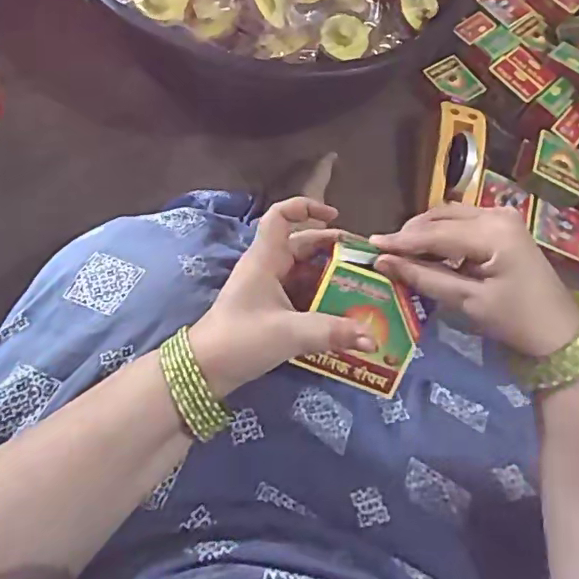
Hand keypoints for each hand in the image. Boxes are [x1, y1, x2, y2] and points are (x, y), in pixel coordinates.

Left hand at [188, 197, 375, 395]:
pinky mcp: (269, 308)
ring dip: (329, 272)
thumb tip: (373, 337)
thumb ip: (332, 332)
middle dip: (332, 245)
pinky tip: (342, 308)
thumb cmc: (240, 339)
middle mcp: (267, 267)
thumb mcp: (289, 333)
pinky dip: (321, 294)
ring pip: (304, 269)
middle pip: (302, 243)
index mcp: (265, 258)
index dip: (307, 207)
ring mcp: (267, 288)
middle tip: (363, 257)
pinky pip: (301, 291)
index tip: (335, 215)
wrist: (204, 370)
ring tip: (360, 281)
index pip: (281, 215)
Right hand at [371, 204, 578, 357]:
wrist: (560, 332)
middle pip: (441, 217)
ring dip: (426, 232)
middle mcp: (497, 214)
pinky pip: (463, 222)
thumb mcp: (468, 301)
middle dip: (411, 233)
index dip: (400, 240)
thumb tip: (384, 262)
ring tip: (401, 252)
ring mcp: (503, 216)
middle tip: (384, 252)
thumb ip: (424, 277)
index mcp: (492, 232)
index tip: (370, 245)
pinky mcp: (504, 225)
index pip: (435, 232)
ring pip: (450, 216)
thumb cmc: (516, 320)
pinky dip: (443, 234)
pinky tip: (428, 251)